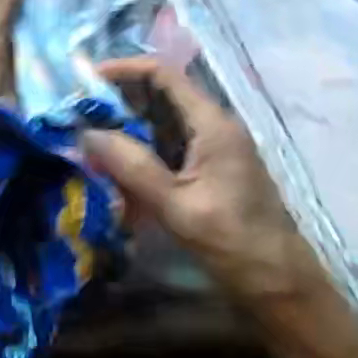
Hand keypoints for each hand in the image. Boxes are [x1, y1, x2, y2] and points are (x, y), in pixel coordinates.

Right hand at [80, 58, 331, 311]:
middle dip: (113, 97)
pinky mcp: (202, 166)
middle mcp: (210, 126)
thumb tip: (86, 133)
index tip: (81, 82)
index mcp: (211, 124)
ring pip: (155, 118)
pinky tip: (110, 165)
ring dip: (120, 123)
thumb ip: (131, 166)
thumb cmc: (235, 244)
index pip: (161, 74)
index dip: (120, 69)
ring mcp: (208, 146)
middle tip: (75, 112)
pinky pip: (160, 142)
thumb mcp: (177, 206)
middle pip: (155, 92)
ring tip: (85, 136)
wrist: (282, 289)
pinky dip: (133, 146)